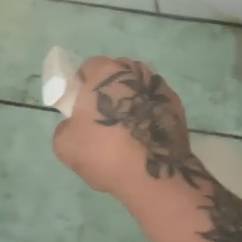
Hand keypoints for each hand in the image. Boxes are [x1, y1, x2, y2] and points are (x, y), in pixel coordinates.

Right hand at [52, 56, 209, 194]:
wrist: (153, 174)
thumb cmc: (104, 152)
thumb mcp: (65, 144)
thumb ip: (66, 125)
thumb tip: (76, 124)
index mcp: (108, 73)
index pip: (90, 67)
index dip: (83, 84)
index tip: (81, 106)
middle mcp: (136, 71)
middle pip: (117, 73)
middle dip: (109, 90)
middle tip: (103, 118)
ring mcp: (160, 87)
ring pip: (138, 88)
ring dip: (131, 101)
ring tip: (127, 131)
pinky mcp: (177, 105)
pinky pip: (155, 104)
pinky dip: (149, 114)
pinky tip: (144, 137)